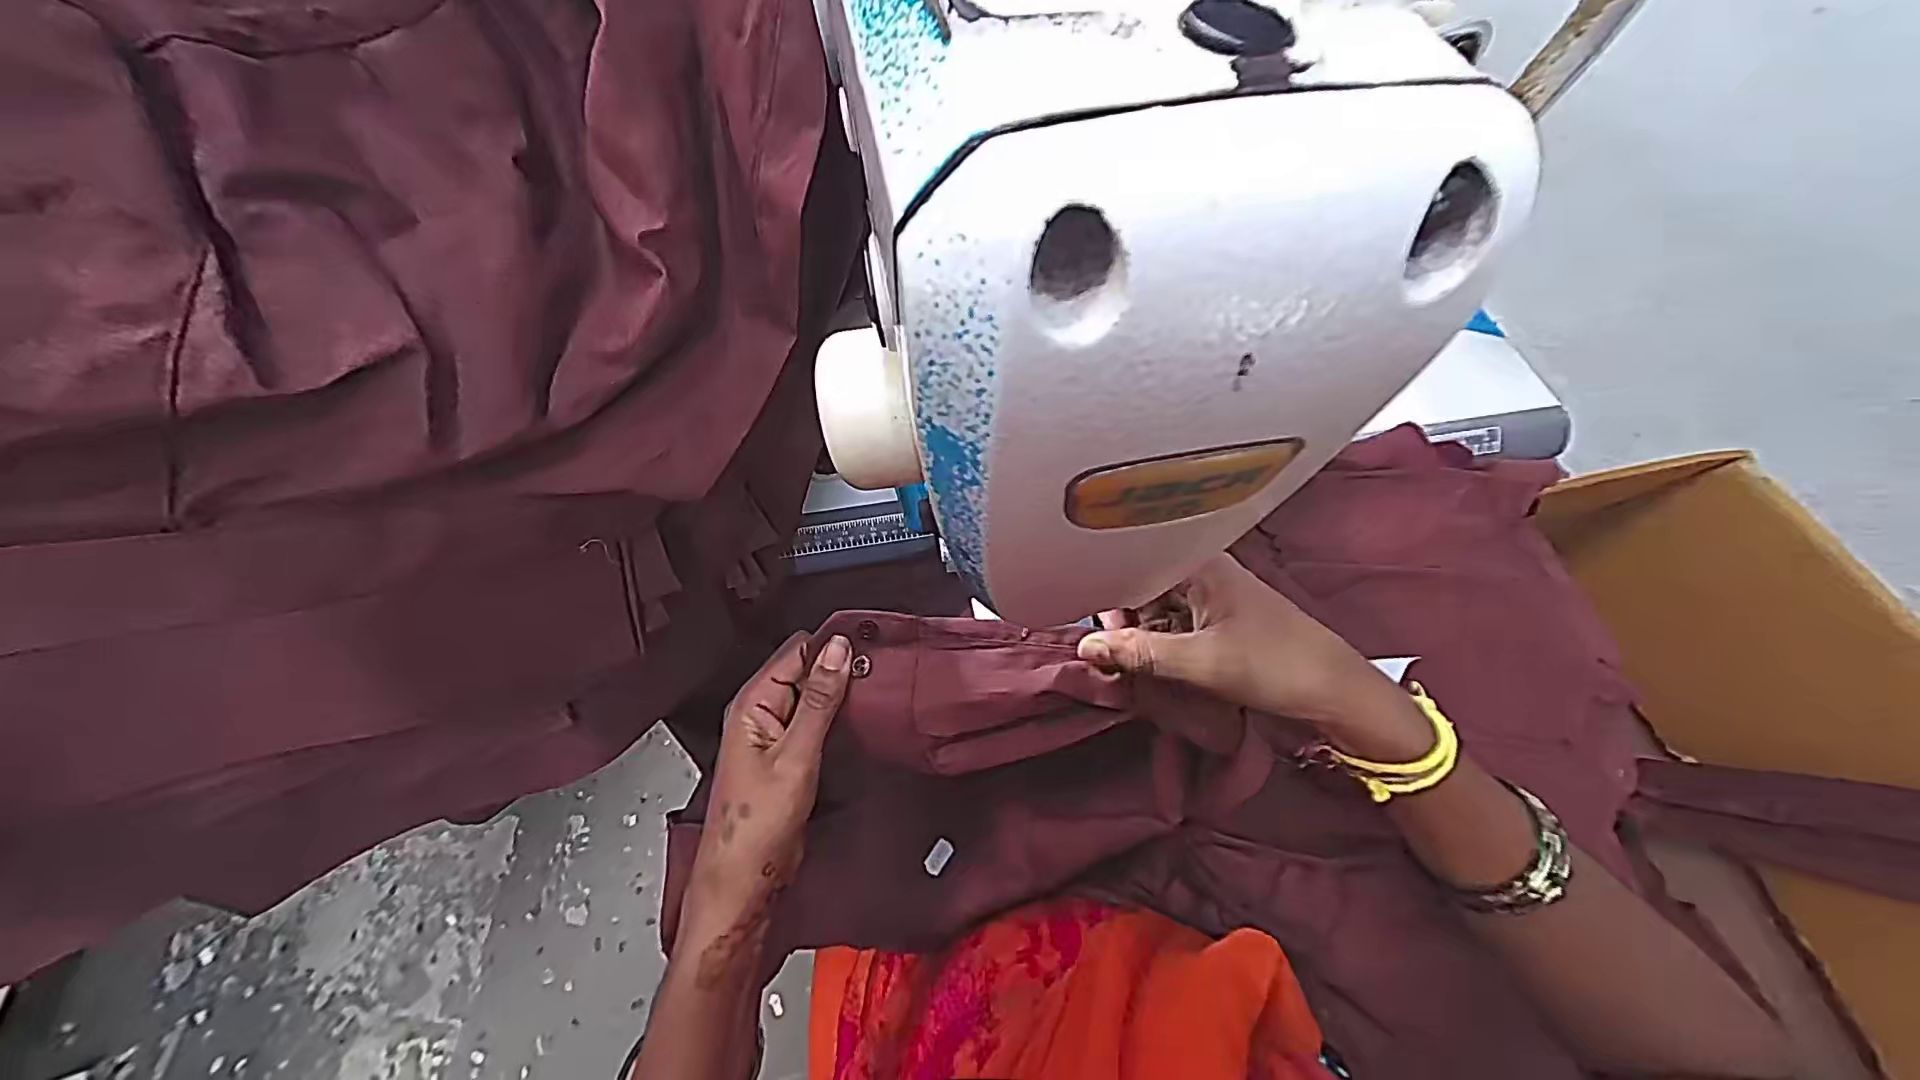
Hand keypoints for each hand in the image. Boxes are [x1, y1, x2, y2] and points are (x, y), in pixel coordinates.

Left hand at [680, 632, 850, 941]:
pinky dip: (838, 717)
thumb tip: (836, 651)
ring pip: (814, 696)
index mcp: (751, 703)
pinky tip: (860, 720)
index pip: (797, 652)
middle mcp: (760, 713)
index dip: (831, 646)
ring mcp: (775, 734)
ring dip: (841, 693)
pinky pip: (817, 721)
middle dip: (840, 668)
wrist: (744, 882)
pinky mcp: (790, 755)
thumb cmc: (753, 828)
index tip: (867, 645)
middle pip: (806, 670)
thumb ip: (818, 700)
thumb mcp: (795, 756)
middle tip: (878, 670)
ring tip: (876, 693)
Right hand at [1080, 555, 1411, 737]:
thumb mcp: (1201, 661)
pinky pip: (1169, 621)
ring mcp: (1208, 593)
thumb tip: (1084, 647)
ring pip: (1152, 604)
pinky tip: (1145, 661)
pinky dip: (1154, 640)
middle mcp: (1200, 569)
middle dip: (1119, 617)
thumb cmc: (1276, 665)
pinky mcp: (1214, 618)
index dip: (1105, 589)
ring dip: (1136, 632)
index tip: (1088, 622)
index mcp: (1199, 561)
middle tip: (1109, 652)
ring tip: (1124, 660)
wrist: (1337, 693)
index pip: (1133, 562)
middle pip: (1139, 583)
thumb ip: (1139, 652)